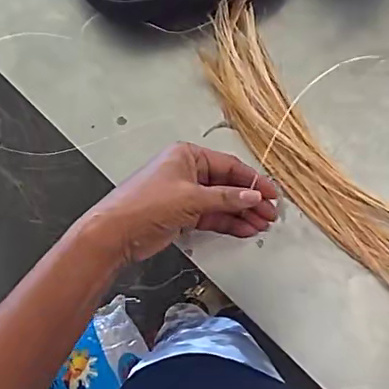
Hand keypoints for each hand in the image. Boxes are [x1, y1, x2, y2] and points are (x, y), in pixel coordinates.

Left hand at [76, 143, 280, 264]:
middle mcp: (185, 172)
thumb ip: (225, 199)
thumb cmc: (143, 205)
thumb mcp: (191, 198)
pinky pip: (211, 216)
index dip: (252, 180)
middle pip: (227, 185)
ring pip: (221, 202)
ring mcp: (183, 194)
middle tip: (270, 213)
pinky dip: (228, 223)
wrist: (116, 232)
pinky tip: (245, 229)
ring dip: (241, 214)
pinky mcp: (181, 214)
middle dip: (249, 200)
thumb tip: (252, 197)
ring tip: (261, 224)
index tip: (271, 194)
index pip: (228, 165)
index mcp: (186, 156)